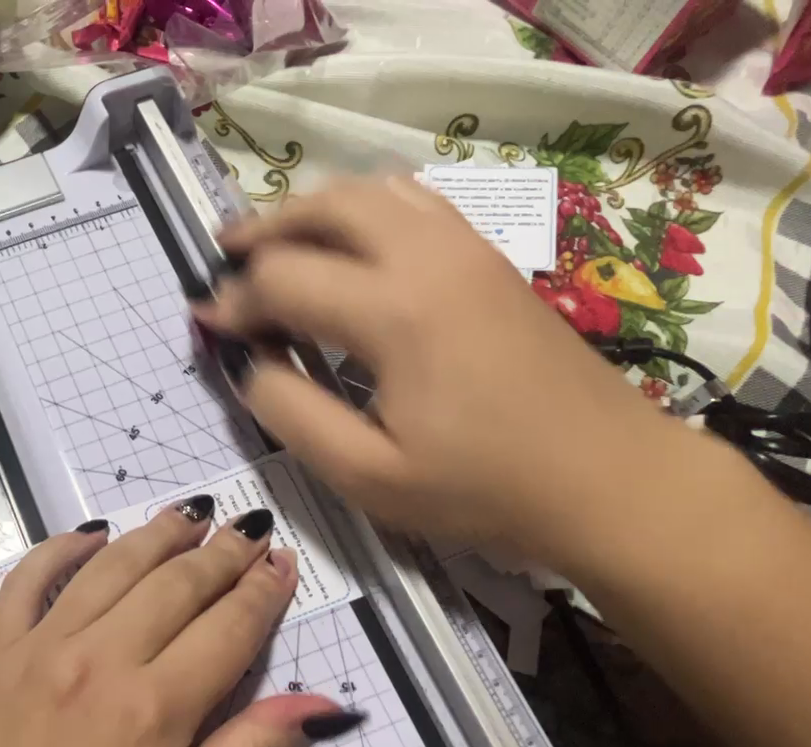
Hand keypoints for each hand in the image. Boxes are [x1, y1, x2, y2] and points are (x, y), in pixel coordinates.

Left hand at [0, 500, 357, 746]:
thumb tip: (325, 705)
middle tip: (247, 528)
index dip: (263, 590)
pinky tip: (92, 535)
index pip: (228, 627)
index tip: (283, 561)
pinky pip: (28, 578)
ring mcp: (39, 648)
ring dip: (156, 535)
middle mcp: (99, 661)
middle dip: (221, 552)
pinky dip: (62, 548)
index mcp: (155, 710)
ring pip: (111, 567)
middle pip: (176, 584)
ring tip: (188, 515)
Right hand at [193, 175, 685, 570]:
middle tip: (223, 255)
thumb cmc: (482, 490)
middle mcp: (429, 258)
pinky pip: (414, 202)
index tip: (202, 325)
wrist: (607, 480)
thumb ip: (293, 415)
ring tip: (275, 241)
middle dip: (264, 227)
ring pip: (373, 191)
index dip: (232, 301)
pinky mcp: (491, 260)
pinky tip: (352, 243)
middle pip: (327, 207)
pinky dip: (364, 208)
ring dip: (313, 209)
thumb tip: (251, 368)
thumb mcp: (368, 476)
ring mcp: (468, 249)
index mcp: (395, 312)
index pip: (284, 279)